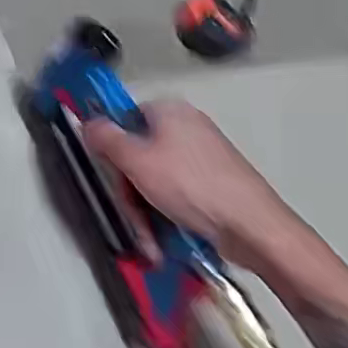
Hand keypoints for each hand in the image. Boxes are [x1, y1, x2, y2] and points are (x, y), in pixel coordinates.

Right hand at [81, 100, 301, 268]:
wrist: (259, 232)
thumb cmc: (191, 186)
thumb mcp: (134, 159)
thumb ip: (102, 135)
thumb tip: (87, 124)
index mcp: (168, 110)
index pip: (121, 117)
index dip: (109, 144)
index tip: (108, 172)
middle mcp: (187, 127)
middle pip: (138, 151)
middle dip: (129, 187)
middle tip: (132, 212)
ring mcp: (206, 157)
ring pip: (156, 177)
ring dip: (146, 207)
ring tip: (151, 237)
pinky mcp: (218, 185)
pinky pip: (179, 192)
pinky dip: (168, 213)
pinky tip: (167, 237)